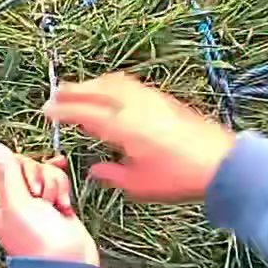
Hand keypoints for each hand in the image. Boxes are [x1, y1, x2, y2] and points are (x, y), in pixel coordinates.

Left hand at [0, 144, 98, 264]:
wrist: (69, 265)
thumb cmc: (38, 240)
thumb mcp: (17, 204)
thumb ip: (8, 172)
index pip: (7, 165)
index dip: (22, 170)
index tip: (31, 188)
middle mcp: (15, 199)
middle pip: (28, 165)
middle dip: (41, 178)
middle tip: (42, 200)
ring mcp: (36, 201)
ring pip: (46, 171)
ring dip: (54, 185)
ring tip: (55, 207)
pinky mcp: (55, 202)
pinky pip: (58, 180)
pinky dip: (63, 190)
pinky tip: (64, 206)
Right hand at [43, 73, 234, 201]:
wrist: (220, 163)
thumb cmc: (178, 177)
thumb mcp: (139, 184)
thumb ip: (112, 174)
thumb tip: (95, 170)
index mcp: (121, 126)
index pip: (84, 113)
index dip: (63, 111)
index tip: (47, 111)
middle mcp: (132, 106)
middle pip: (95, 90)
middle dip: (72, 91)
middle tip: (55, 95)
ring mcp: (148, 98)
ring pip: (112, 83)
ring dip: (91, 84)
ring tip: (78, 90)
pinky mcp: (161, 98)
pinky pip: (128, 84)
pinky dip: (110, 84)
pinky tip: (110, 91)